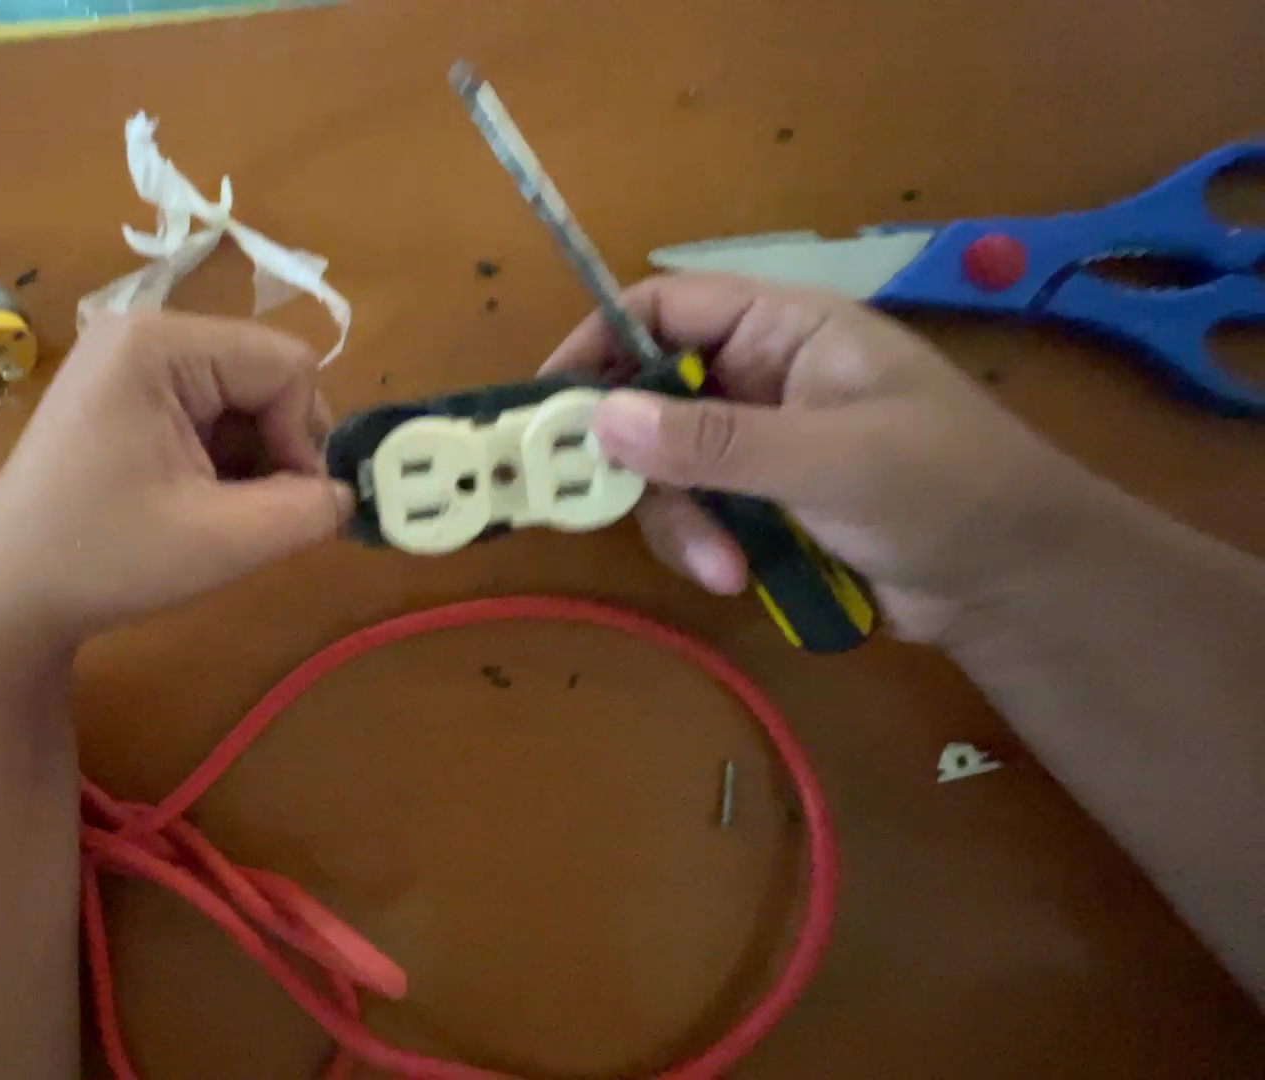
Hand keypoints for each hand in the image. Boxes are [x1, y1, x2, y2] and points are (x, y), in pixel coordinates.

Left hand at [0, 311, 352, 641]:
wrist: (6, 595)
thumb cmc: (105, 560)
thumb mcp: (222, 541)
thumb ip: (307, 512)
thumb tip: (347, 494)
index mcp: (159, 343)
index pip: (285, 365)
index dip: (307, 436)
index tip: (293, 503)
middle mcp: (142, 333)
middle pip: (261, 375)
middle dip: (278, 448)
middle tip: (262, 514)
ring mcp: (126, 363)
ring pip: (238, 398)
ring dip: (251, 459)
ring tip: (221, 515)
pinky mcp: (122, 396)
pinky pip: (204, 413)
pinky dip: (221, 460)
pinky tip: (197, 503)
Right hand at [542, 274, 1113, 640]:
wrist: (1016, 586)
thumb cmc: (950, 491)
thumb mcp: (832, 460)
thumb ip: (715, 440)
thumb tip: (598, 421)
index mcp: (781, 330)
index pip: (662, 307)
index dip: (598, 342)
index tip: (549, 401)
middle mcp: (751, 377)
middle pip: (644, 396)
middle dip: (634, 459)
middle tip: (603, 501)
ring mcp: (745, 441)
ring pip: (657, 465)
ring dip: (673, 518)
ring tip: (719, 565)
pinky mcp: (745, 497)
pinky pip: (684, 509)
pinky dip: (695, 544)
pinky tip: (733, 575)